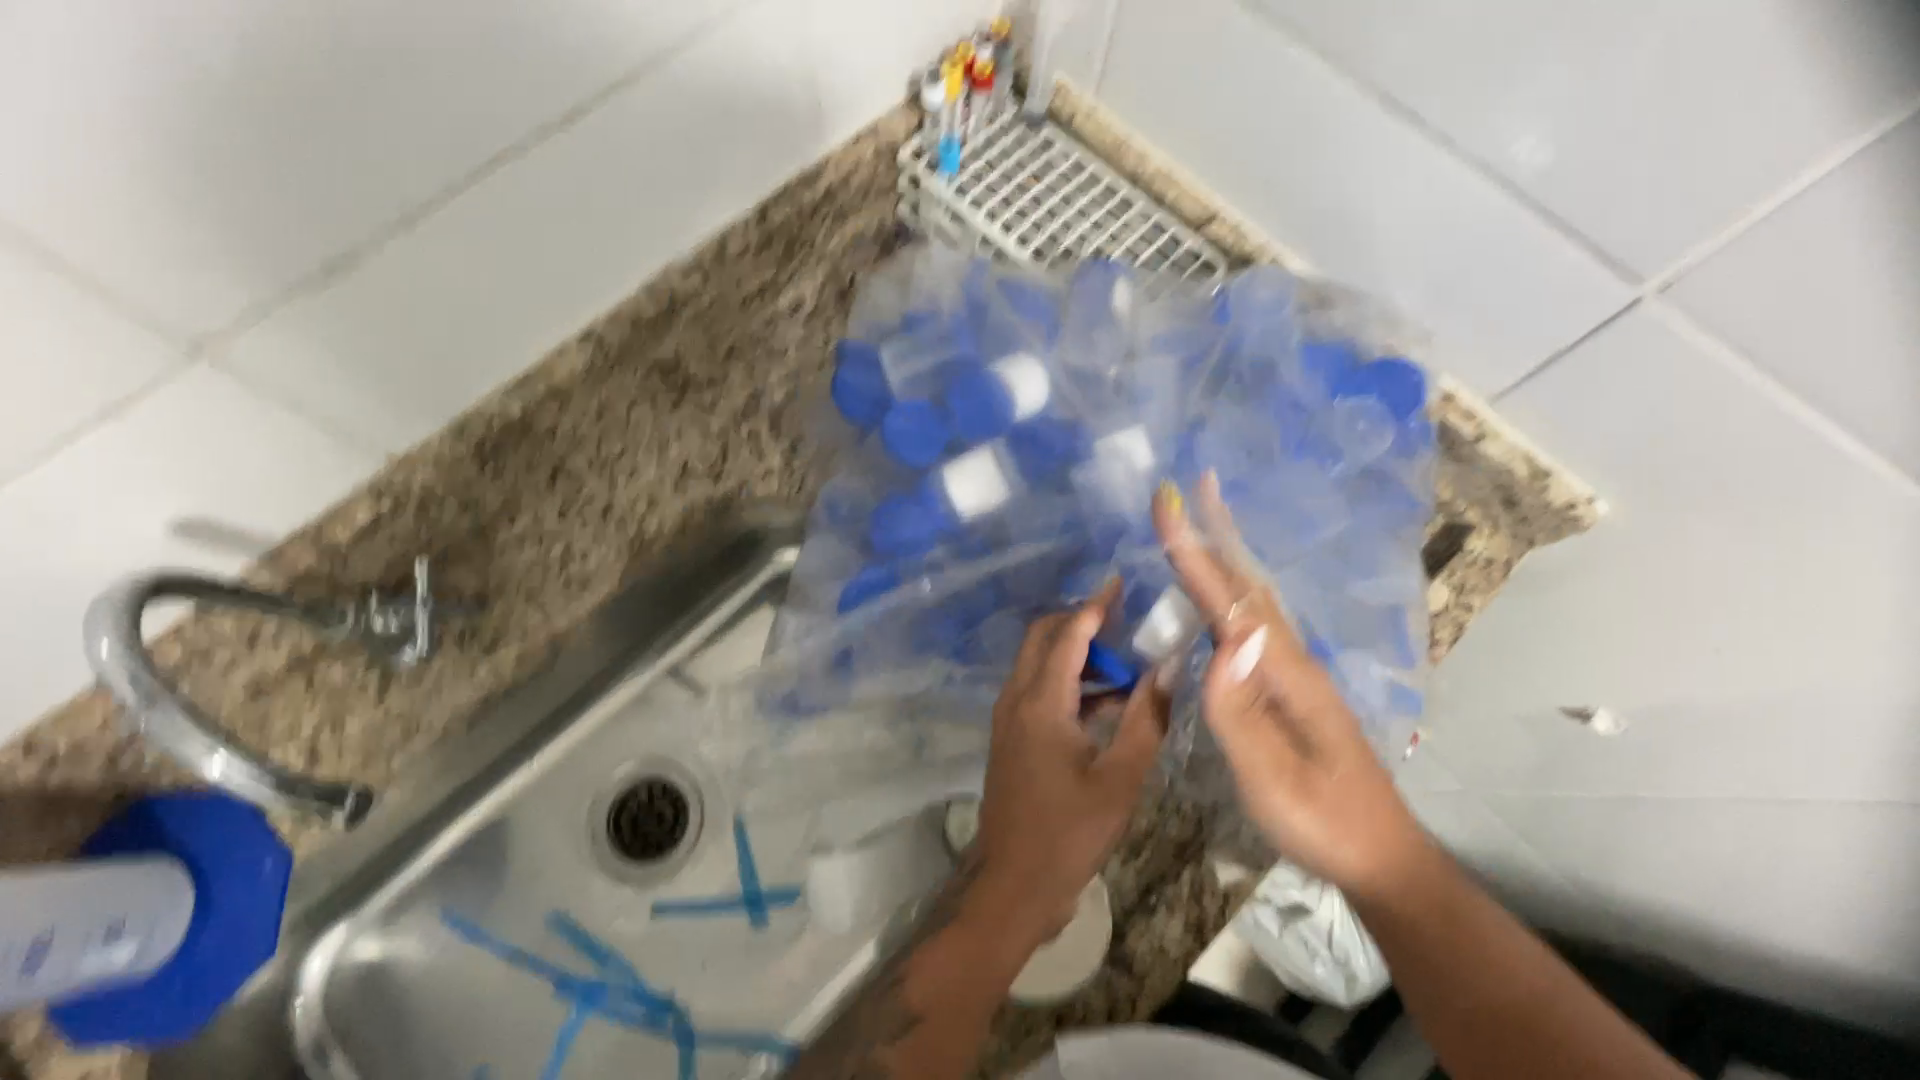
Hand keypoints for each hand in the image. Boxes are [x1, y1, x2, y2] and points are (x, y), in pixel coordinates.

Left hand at [974, 580, 1169, 944]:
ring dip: (1077, 655)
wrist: (1013, 884)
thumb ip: (1145, 719)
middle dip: (1081, 622)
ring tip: (1127, 663)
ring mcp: (1008, 719)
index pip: (1068, 634)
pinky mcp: (1011, 738)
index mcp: (1041, 702)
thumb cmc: (1069, 833)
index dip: (1095, 605)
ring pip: (1038, 665)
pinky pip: (1038, 692)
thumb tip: (1168, 668)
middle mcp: (1016, 699)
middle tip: (1125, 620)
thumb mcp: (1120, 778)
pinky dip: (1069, 684)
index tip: (1120, 581)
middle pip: (1043, 639)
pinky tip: (1108, 704)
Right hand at [1153, 474, 1432, 901]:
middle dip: (1217, 533)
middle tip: (1193, 486)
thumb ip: (1240, 709)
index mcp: (1285, 675)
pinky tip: (1220, 597)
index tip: (1169, 505)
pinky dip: (1230, 594)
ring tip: (1201, 523)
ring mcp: (1296, 675)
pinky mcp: (1290, 690)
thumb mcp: (1272, 776)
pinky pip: (1252, 625)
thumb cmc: (1321, 822)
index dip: (1196, 553)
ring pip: (1254, 601)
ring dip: (1226, 556)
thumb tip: (1225, 636)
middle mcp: (1293, 661)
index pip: (1230, 603)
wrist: (1380, 856)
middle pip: (1248, 585)